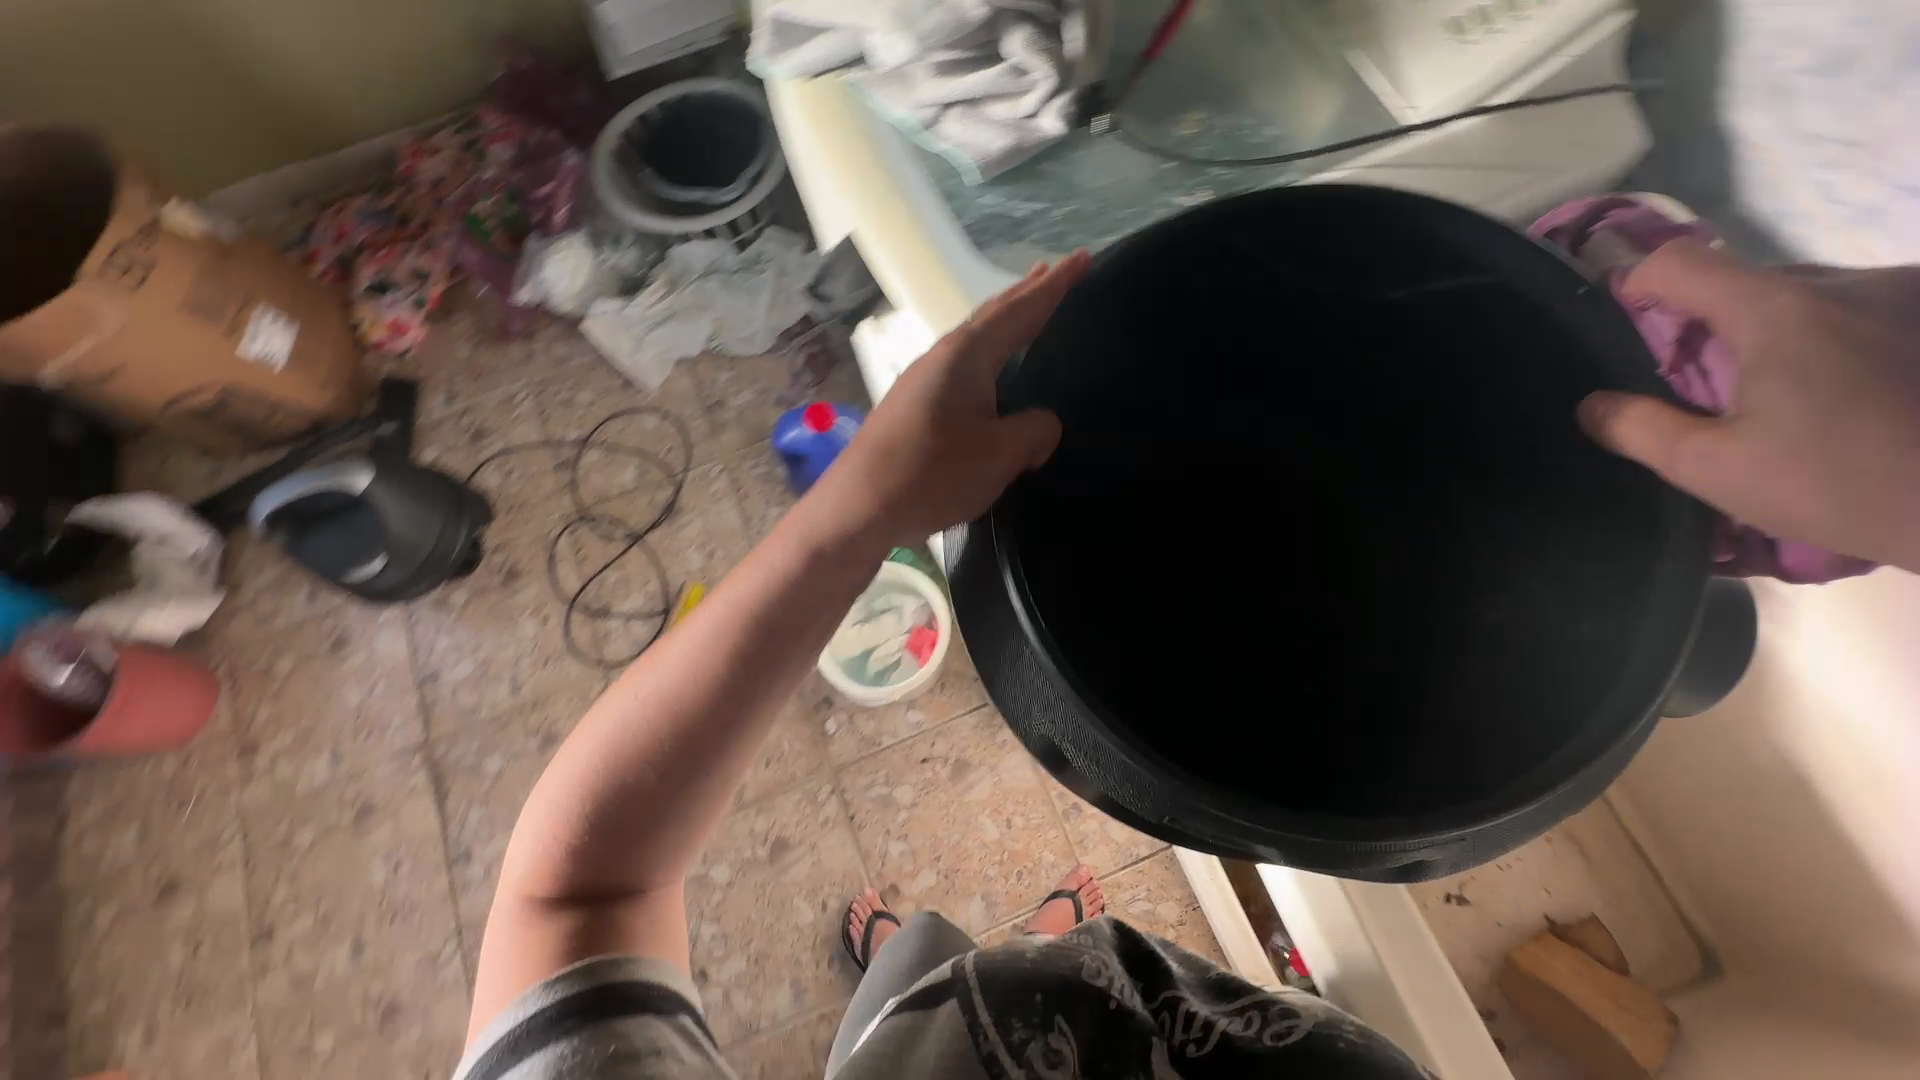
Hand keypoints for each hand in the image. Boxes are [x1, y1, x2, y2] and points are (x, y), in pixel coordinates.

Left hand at [805, 251, 1090, 549]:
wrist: (859, 507)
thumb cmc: (933, 474)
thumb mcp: (1000, 455)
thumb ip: (1034, 432)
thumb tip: (1042, 427)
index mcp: (967, 356)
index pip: (1021, 311)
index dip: (1055, 286)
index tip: (1084, 258)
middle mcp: (942, 358)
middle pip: (992, 316)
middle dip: (1026, 294)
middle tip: (1055, 272)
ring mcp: (922, 381)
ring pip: (974, 342)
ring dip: (1004, 324)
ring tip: (1027, 313)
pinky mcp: (913, 408)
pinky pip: (961, 369)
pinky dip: (987, 357)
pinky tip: (989, 374)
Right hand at [1577, 240, 1919, 571]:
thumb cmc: (1842, 484)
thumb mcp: (1712, 468)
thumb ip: (1638, 429)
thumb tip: (1593, 406)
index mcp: (1781, 310)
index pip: (1680, 261)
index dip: (1637, 284)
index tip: (1628, 327)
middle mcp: (1850, 283)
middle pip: (1745, 280)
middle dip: (1709, 324)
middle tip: (1703, 388)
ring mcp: (1911, 294)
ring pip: (1806, 295)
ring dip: (1773, 333)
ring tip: (1783, 398)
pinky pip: (1860, 308)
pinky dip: (1827, 339)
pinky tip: (1843, 394)